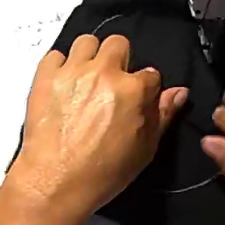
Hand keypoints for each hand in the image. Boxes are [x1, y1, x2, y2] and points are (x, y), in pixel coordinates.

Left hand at [8, 33, 189, 220]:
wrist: (55, 183)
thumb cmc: (101, 173)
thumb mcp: (145, 149)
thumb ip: (163, 115)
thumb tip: (178, 93)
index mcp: (133, 90)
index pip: (150, 73)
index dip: (145, 87)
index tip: (136, 99)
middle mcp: (103, 73)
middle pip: (118, 43)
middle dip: (119, 60)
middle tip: (111, 83)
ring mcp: (72, 72)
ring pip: (86, 41)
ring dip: (89, 56)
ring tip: (86, 78)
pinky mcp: (45, 77)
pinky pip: (55, 55)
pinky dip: (60, 66)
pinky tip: (63, 85)